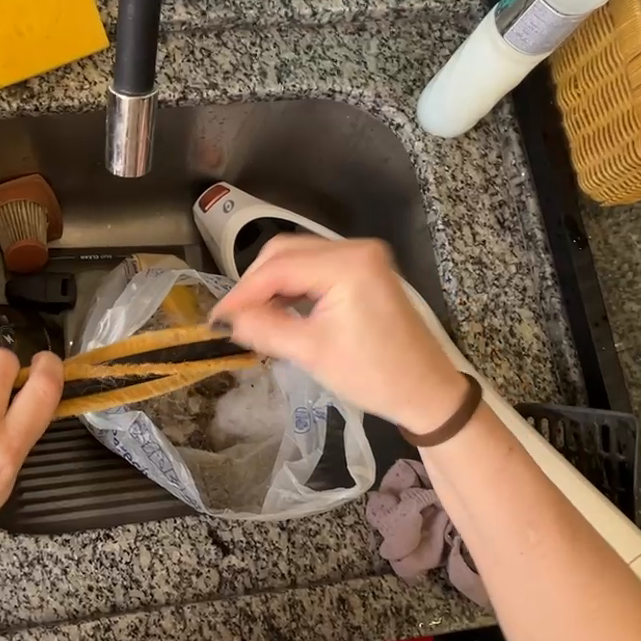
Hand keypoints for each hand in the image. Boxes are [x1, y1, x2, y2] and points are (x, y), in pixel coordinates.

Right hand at [211, 236, 467, 431]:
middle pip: (284, 252)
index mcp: (346, 265)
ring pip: (297, 257)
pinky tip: (278, 308)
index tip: (215, 318)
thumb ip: (265, 329)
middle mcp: (355, 249)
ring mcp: (362, 257)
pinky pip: (315, 267)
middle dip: (254, 283)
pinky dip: (292, 284)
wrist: (426, 391)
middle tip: (233, 317)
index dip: (241, 293)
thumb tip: (226, 320)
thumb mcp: (311, 353)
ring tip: (252, 316)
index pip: (277, 268)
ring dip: (271, 283)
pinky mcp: (363, 270)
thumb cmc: (373, 376)